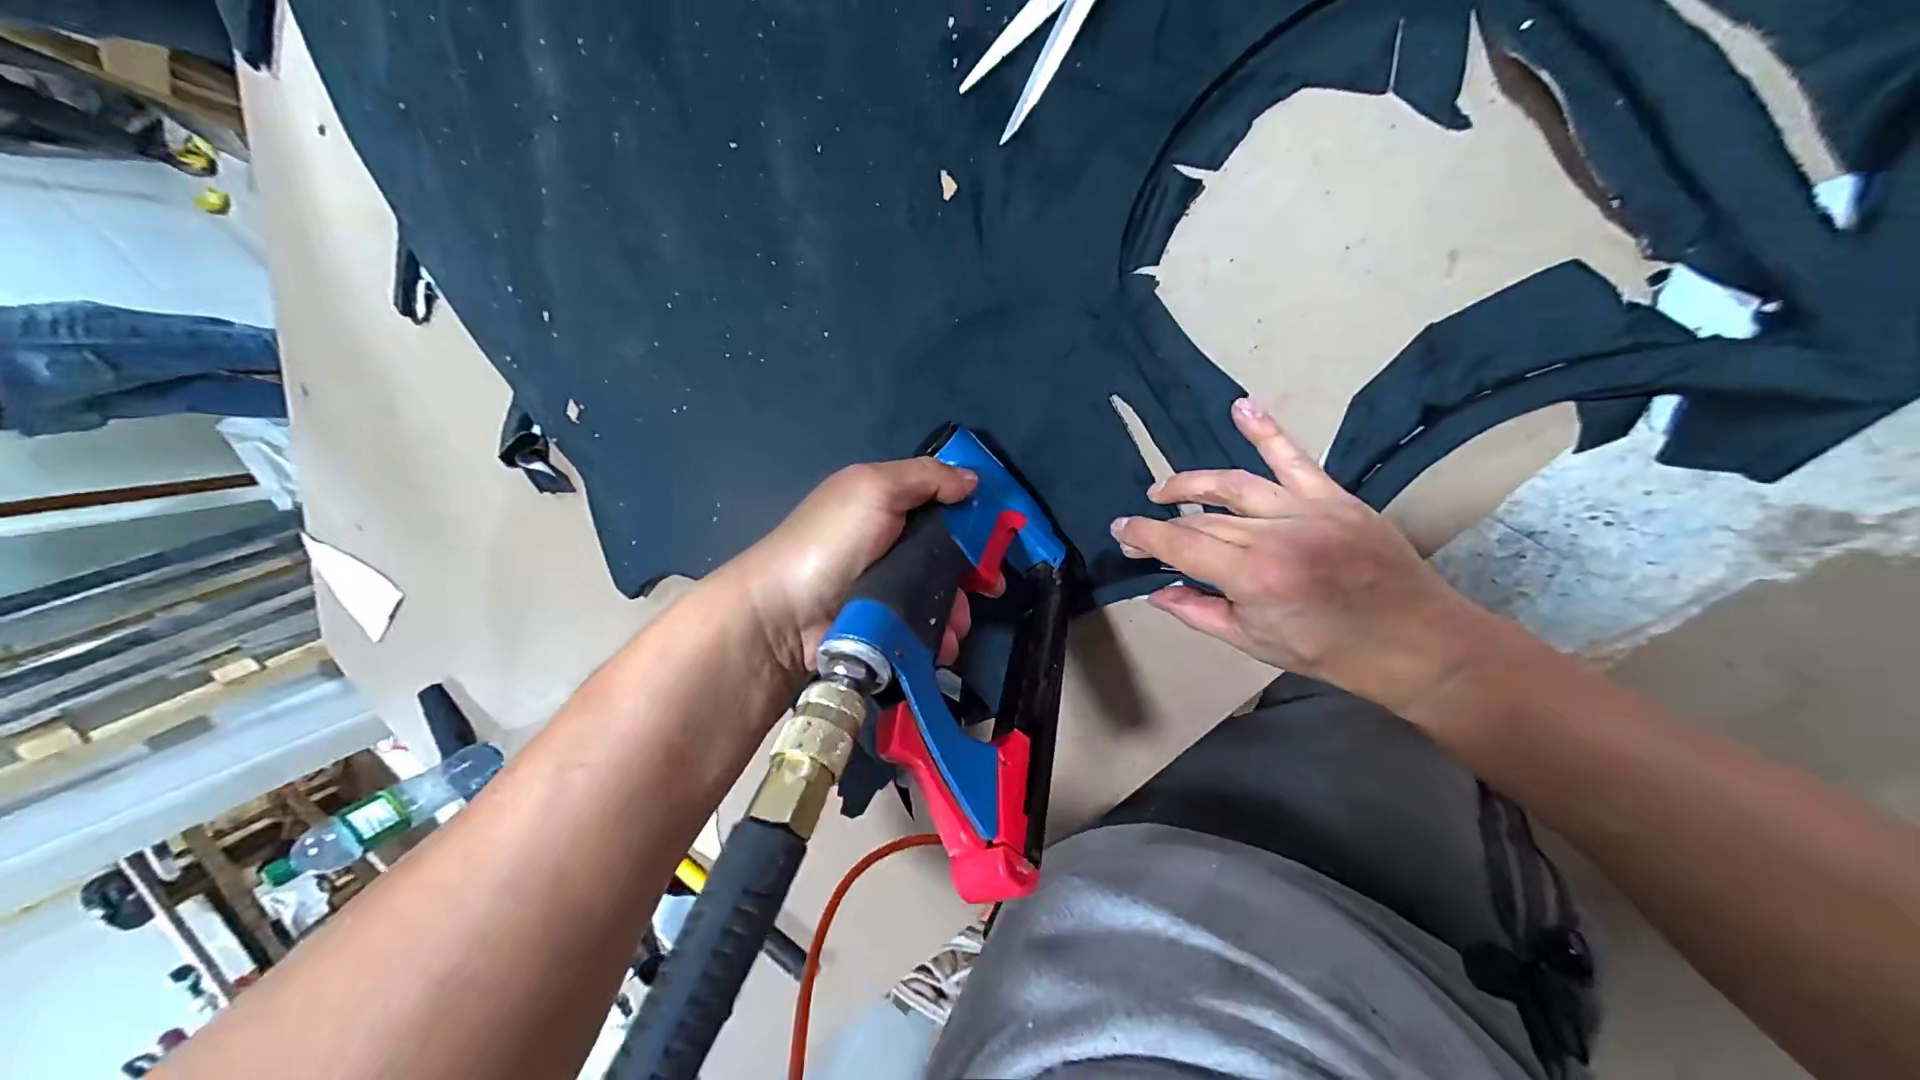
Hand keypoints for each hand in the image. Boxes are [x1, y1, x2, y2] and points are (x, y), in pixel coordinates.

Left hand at [713, 459, 978, 680]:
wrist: (784, 614)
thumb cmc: (833, 541)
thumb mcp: (874, 488)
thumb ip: (926, 477)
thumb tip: (973, 480)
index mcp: (887, 504)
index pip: (942, 503)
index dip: (973, 516)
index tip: (999, 536)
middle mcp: (891, 543)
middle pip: (949, 554)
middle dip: (973, 572)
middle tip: (990, 587)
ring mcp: (888, 587)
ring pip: (941, 595)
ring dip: (957, 610)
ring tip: (957, 626)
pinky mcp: (886, 625)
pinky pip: (925, 627)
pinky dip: (939, 636)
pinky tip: (943, 644)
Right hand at [1111, 398, 1497, 714]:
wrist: (1416, 642)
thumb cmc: (1331, 652)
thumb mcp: (1254, 642)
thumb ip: (1199, 613)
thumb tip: (1156, 591)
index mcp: (1254, 578)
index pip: (1181, 545)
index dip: (1144, 537)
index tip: (1121, 531)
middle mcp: (1275, 536)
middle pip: (1204, 519)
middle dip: (1163, 522)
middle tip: (1140, 526)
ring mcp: (1307, 510)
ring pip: (1234, 484)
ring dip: (1193, 483)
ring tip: (1165, 488)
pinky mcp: (1334, 497)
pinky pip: (1294, 457)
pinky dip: (1266, 430)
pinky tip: (1241, 407)